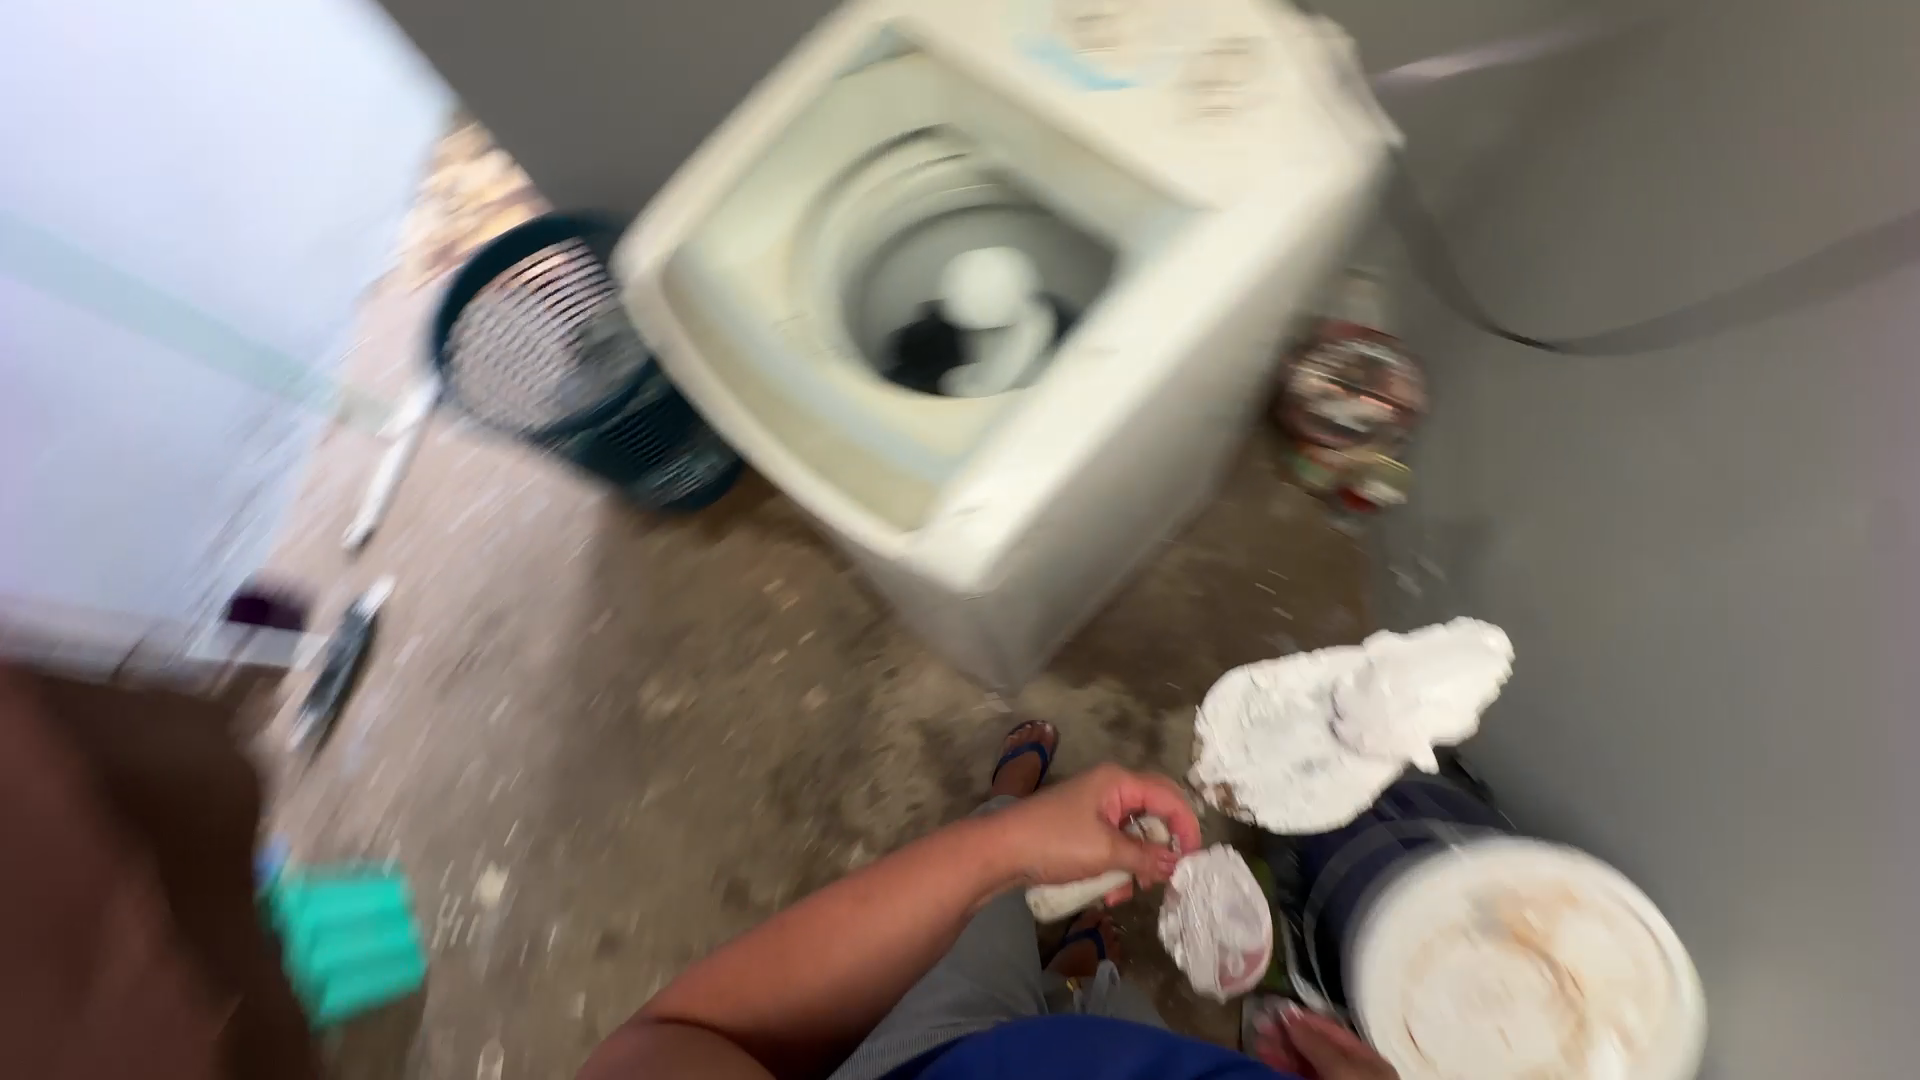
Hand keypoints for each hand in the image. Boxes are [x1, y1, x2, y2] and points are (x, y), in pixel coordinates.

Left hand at [989, 764, 1203, 904]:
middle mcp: (1110, 787)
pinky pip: (1114, 845)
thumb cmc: (1056, 842)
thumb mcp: (1106, 852)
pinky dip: (1116, 867)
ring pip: (1133, 835)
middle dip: (1160, 849)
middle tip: (1163, 879)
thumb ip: (1146, 856)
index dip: (1186, 826)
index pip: (1169, 796)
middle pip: (1153, 814)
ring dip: (1136, 865)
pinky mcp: (1083, 827)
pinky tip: (1107, 894)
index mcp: (1118, 781)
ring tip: (1126, 891)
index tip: (1193, 861)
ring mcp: (1095, 807)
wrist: (1003, 850)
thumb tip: (1177, 862)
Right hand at [1251, 1004, 1398, 1079]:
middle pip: (1315, 1047)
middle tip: (1261, 1027)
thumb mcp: (1340, 1069)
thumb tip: (1288, 1016)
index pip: (1330, 1030)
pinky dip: (1284, 1069)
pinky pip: (1300, 1078)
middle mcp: (1352, 1072)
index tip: (1276, 1012)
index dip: (1303, 1019)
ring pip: (1305, 1064)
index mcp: (1366, 1060)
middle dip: (1287, 1035)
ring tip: (1259, 1044)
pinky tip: (1269, 1061)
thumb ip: (1315, 1043)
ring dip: (1281, 1052)